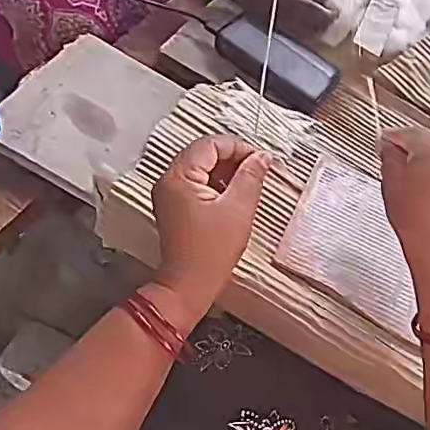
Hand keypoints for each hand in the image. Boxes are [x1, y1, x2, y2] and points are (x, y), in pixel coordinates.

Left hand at [151, 136, 270, 311]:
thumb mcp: (239, 208)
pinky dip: (217, 184)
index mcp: (179, 177)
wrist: (190, 285)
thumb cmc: (211, 251)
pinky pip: (197, 183)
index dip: (238, 147)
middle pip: (203, 153)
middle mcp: (169, 181)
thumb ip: (251, 176)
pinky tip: (234, 197)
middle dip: (233, 158)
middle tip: (257, 170)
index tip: (259, 159)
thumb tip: (261, 157)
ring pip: (201, 168)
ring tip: (248, 184)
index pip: (210, 145)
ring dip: (226, 171)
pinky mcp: (175, 206)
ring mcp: (169, 194)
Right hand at [378, 126, 429, 267]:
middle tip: (390, 155)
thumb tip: (388, 147)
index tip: (381, 143)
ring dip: (422, 155)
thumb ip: (389, 158)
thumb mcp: (392, 183)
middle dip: (408, 145)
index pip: (409, 132)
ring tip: (404, 170)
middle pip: (426, 139)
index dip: (392, 137)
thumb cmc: (415, 217)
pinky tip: (421, 180)